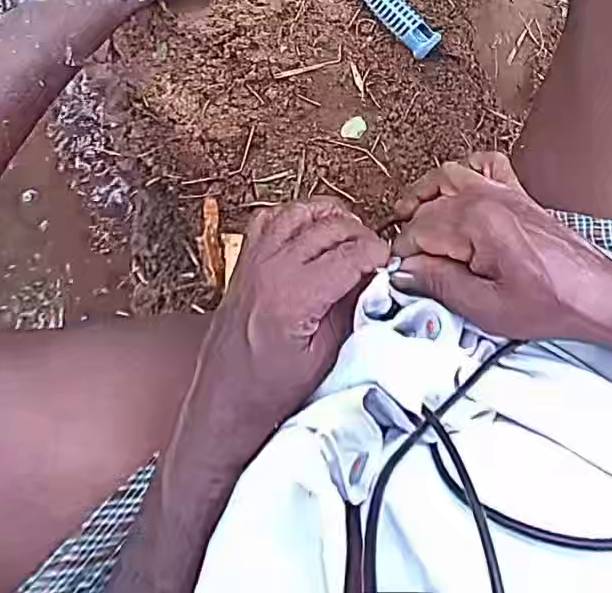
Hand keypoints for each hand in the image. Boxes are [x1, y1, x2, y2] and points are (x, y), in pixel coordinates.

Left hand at [183, 198, 389, 448]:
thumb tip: (373, 278)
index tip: (389, 260)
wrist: (222, 400)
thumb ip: (350, 309)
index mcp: (294, 295)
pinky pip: (272, 218)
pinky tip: (311, 233)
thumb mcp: (324, 356)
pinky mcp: (246, 258)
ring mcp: (255, 258)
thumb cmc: (267, 389)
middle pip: (329, 226)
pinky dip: (296, 217)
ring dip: (330, 217)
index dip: (377, 252)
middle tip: (375, 253)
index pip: (349, 254)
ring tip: (348, 236)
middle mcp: (271, 268)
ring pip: (301, 211)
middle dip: (361, 234)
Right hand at [390, 152, 611, 341]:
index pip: (417, 231)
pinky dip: (465, 170)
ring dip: (424, 196)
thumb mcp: (487, 308)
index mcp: (475, 221)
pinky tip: (455, 188)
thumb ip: (439, 283)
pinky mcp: (515, 193)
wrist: (598, 295)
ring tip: (409, 217)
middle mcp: (485, 196)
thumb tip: (405, 270)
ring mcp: (501, 190)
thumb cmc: (552, 302)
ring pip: (445, 176)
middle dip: (410, 233)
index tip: (400, 275)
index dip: (403, 255)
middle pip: (427, 206)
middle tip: (407, 264)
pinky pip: (484, 164)